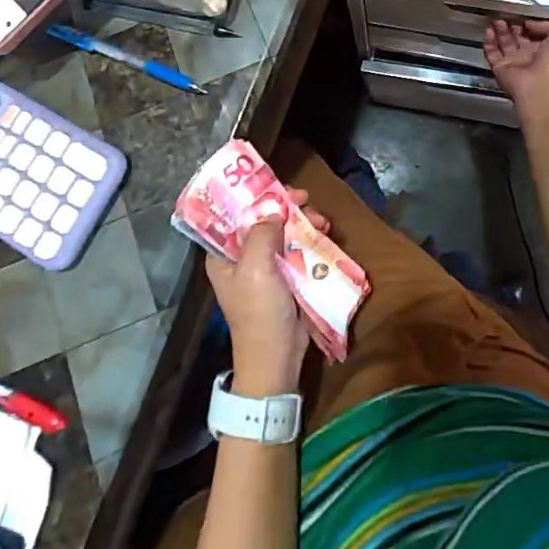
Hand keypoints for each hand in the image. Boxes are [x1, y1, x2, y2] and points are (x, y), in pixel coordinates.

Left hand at [205, 188, 328, 396]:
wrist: (277, 357)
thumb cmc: (260, 312)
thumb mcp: (256, 269)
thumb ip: (262, 234)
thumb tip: (274, 211)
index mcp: (223, 255)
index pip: (236, 215)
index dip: (258, 198)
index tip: (282, 190)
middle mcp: (242, 258)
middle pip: (264, 221)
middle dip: (287, 210)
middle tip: (308, 203)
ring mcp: (266, 269)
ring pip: (285, 234)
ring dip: (304, 224)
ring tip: (323, 224)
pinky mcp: (287, 279)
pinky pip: (298, 251)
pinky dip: (311, 241)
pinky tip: (325, 237)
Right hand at [484, 19, 548, 115]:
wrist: (539, 86)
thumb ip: (546, 25)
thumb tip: (527, 24)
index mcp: (544, 49)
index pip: (533, 34)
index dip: (527, 23)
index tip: (520, 14)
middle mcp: (528, 55)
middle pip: (517, 37)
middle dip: (511, 26)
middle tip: (505, 15)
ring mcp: (513, 62)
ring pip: (503, 43)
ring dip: (499, 31)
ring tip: (496, 20)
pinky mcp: (499, 68)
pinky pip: (492, 53)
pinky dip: (489, 42)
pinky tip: (489, 31)